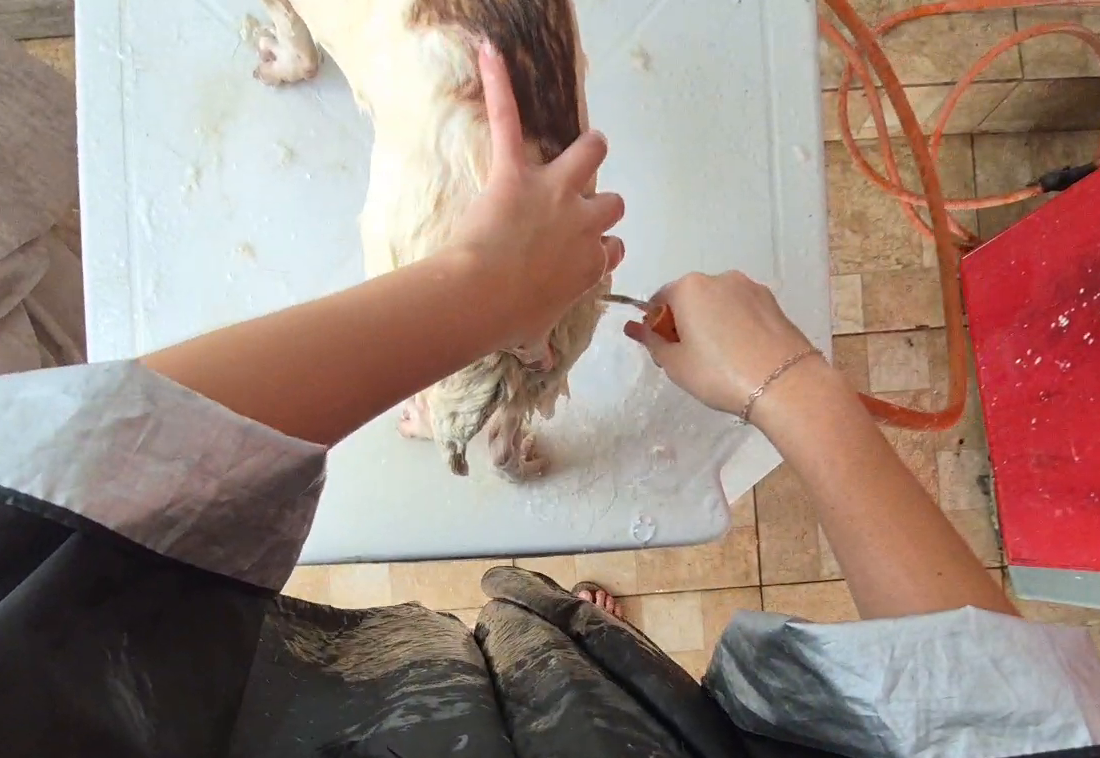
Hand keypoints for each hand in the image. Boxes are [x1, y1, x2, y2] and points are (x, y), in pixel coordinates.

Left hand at [447, 41, 623, 351]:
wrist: (487, 297)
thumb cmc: (512, 320)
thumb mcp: (534, 336)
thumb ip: (541, 343)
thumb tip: (541, 361)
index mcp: (589, 265)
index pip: (611, 248)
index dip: (600, 248)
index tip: (587, 253)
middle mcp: (585, 224)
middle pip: (612, 201)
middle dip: (598, 202)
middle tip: (574, 206)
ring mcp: (556, 193)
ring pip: (591, 153)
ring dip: (586, 151)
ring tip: (577, 151)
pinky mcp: (518, 172)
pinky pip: (510, 120)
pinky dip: (499, 87)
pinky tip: (489, 54)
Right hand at [623, 271, 819, 417]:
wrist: (783, 383)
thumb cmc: (718, 373)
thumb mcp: (675, 363)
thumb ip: (651, 341)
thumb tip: (633, 326)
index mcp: (689, 287)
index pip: (660, 301)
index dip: (657, 327)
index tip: (666, 352)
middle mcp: (720, 277)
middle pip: (690, 298)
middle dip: (685, 323)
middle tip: (691, 359)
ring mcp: (750, 287)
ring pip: (718, 303)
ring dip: (711, 324)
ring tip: (721, 359)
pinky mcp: (772, 301)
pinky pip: (742, 310)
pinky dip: (735, 326)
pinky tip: (742, 354)